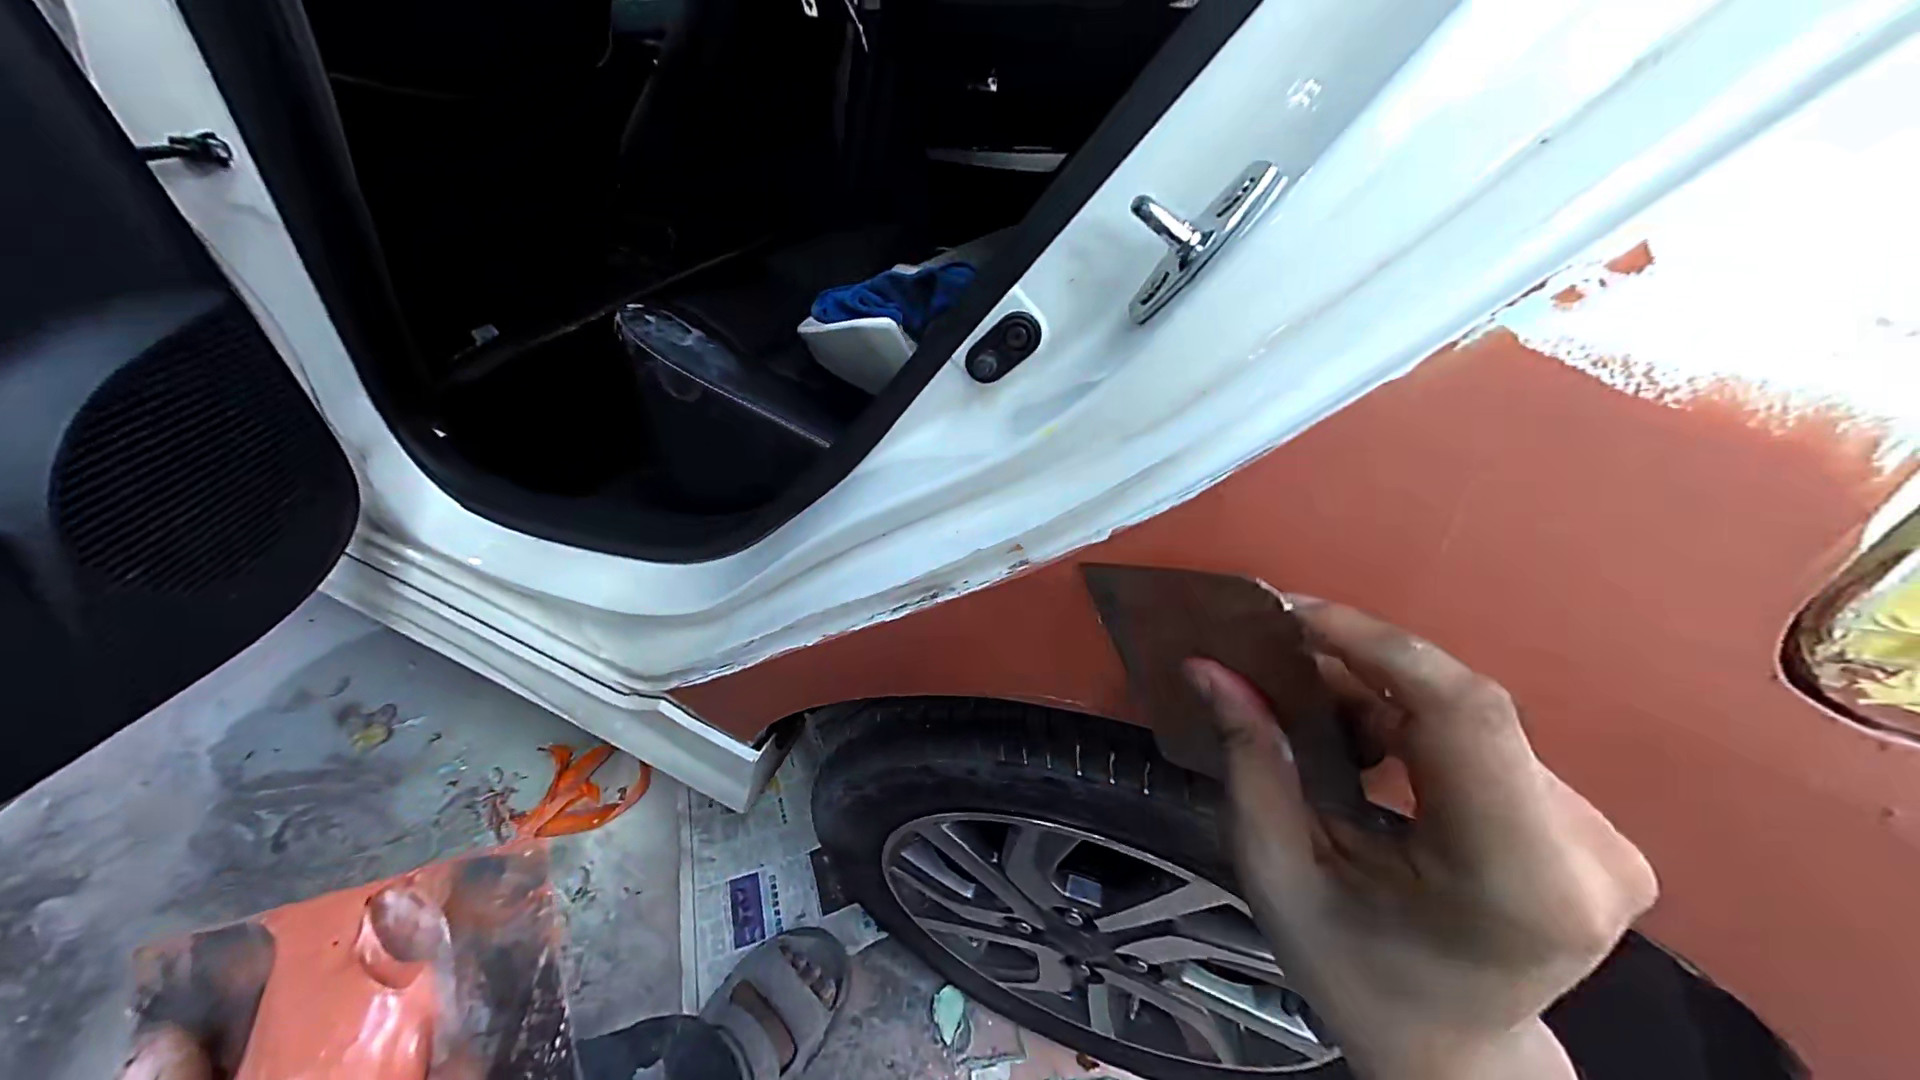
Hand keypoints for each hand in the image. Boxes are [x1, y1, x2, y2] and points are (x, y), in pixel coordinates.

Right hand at [1185, 598, 1656, 1079]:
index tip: (1290, 613)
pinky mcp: (1584, 822)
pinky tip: (1356, 736)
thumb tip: (1210, 669)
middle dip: (1358, 662)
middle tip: (1274, 650)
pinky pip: (1479, 733)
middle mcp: (1583, 846)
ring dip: (1377, 689)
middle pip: (1461, 703)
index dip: (1374, 643)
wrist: (1451, 1053)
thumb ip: (1251, 763)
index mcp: (1515, 877)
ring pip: (1467, 711)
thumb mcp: (1277, 873)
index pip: (1463, 713)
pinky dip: (1404, 715)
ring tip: (1304, 702)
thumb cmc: (1352, 977)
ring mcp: (1598, 834)